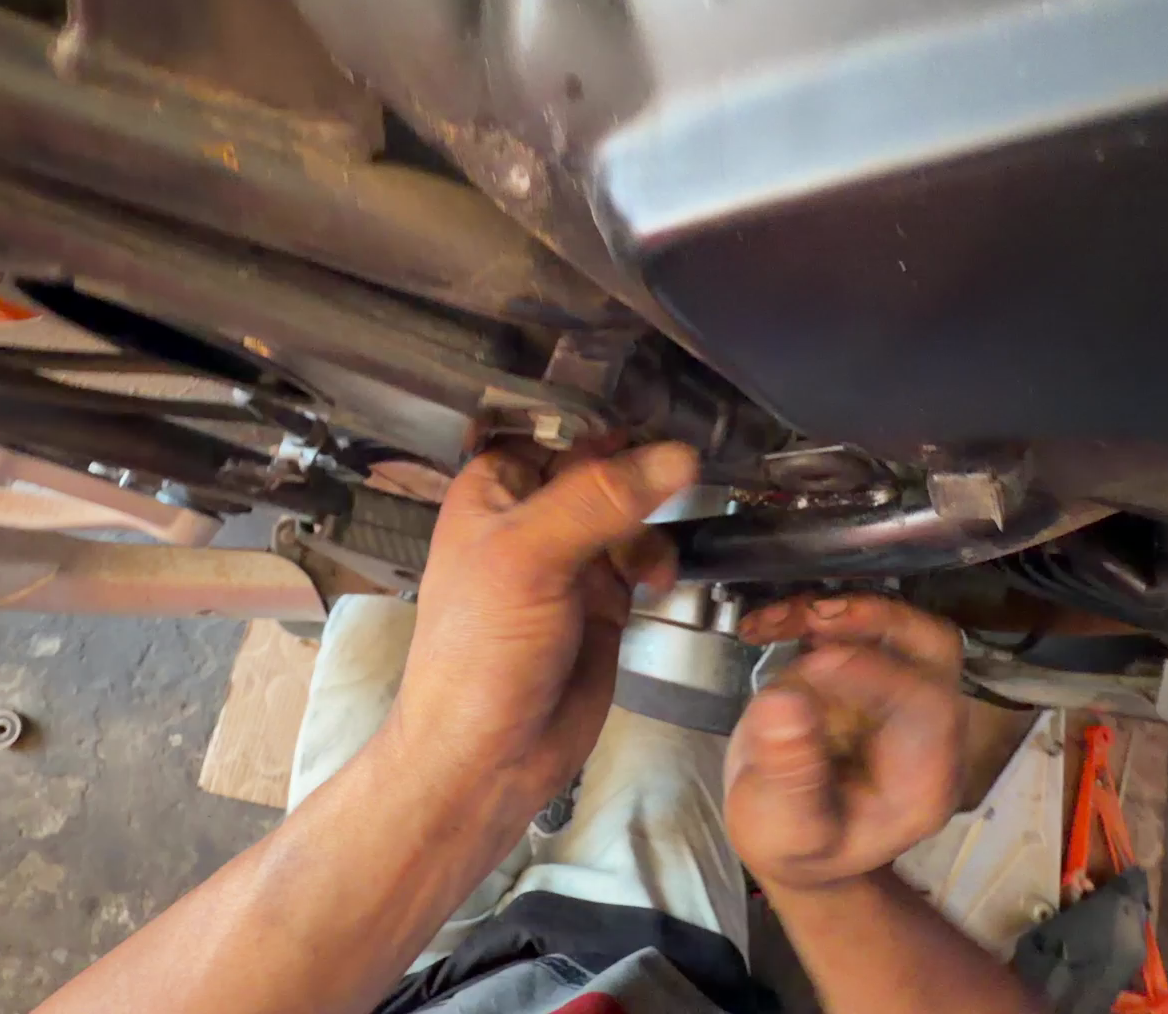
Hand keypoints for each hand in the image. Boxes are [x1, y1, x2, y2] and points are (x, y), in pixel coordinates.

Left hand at [384, 439, 699, 806]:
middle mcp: (533, 515)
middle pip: (601, 466)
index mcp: (495, 490)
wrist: (490, 758)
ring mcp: (571, 557)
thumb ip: (599, 501)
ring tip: (653, 558)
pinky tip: (658, 579)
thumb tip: (676, 456)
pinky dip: (657, 559)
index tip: (661, 410)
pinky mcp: (604, 598)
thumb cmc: (482, 651)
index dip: (605, 419)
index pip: (556, 430)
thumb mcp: (529, 558)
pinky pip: (642, 556)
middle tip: (686, 469)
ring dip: (651, 523)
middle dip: (641, 470)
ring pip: (629, 511)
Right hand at [724, 595, 966, 890]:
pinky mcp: (854, 674)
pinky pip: (842, 626)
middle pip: (929, 646)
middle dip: (873, 618)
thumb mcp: (787, 829)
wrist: (788, 837)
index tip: (811, 666)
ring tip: (770, 622)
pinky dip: (802, 616)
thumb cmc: (796, 846)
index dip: (872, 671)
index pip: (924, 701)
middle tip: (814, 616)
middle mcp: (918, 725)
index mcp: (920, 772)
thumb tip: (784, 705)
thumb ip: (790, 775)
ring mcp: (889, 694)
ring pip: (886, 624)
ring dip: (827, 611)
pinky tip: (760, 627)